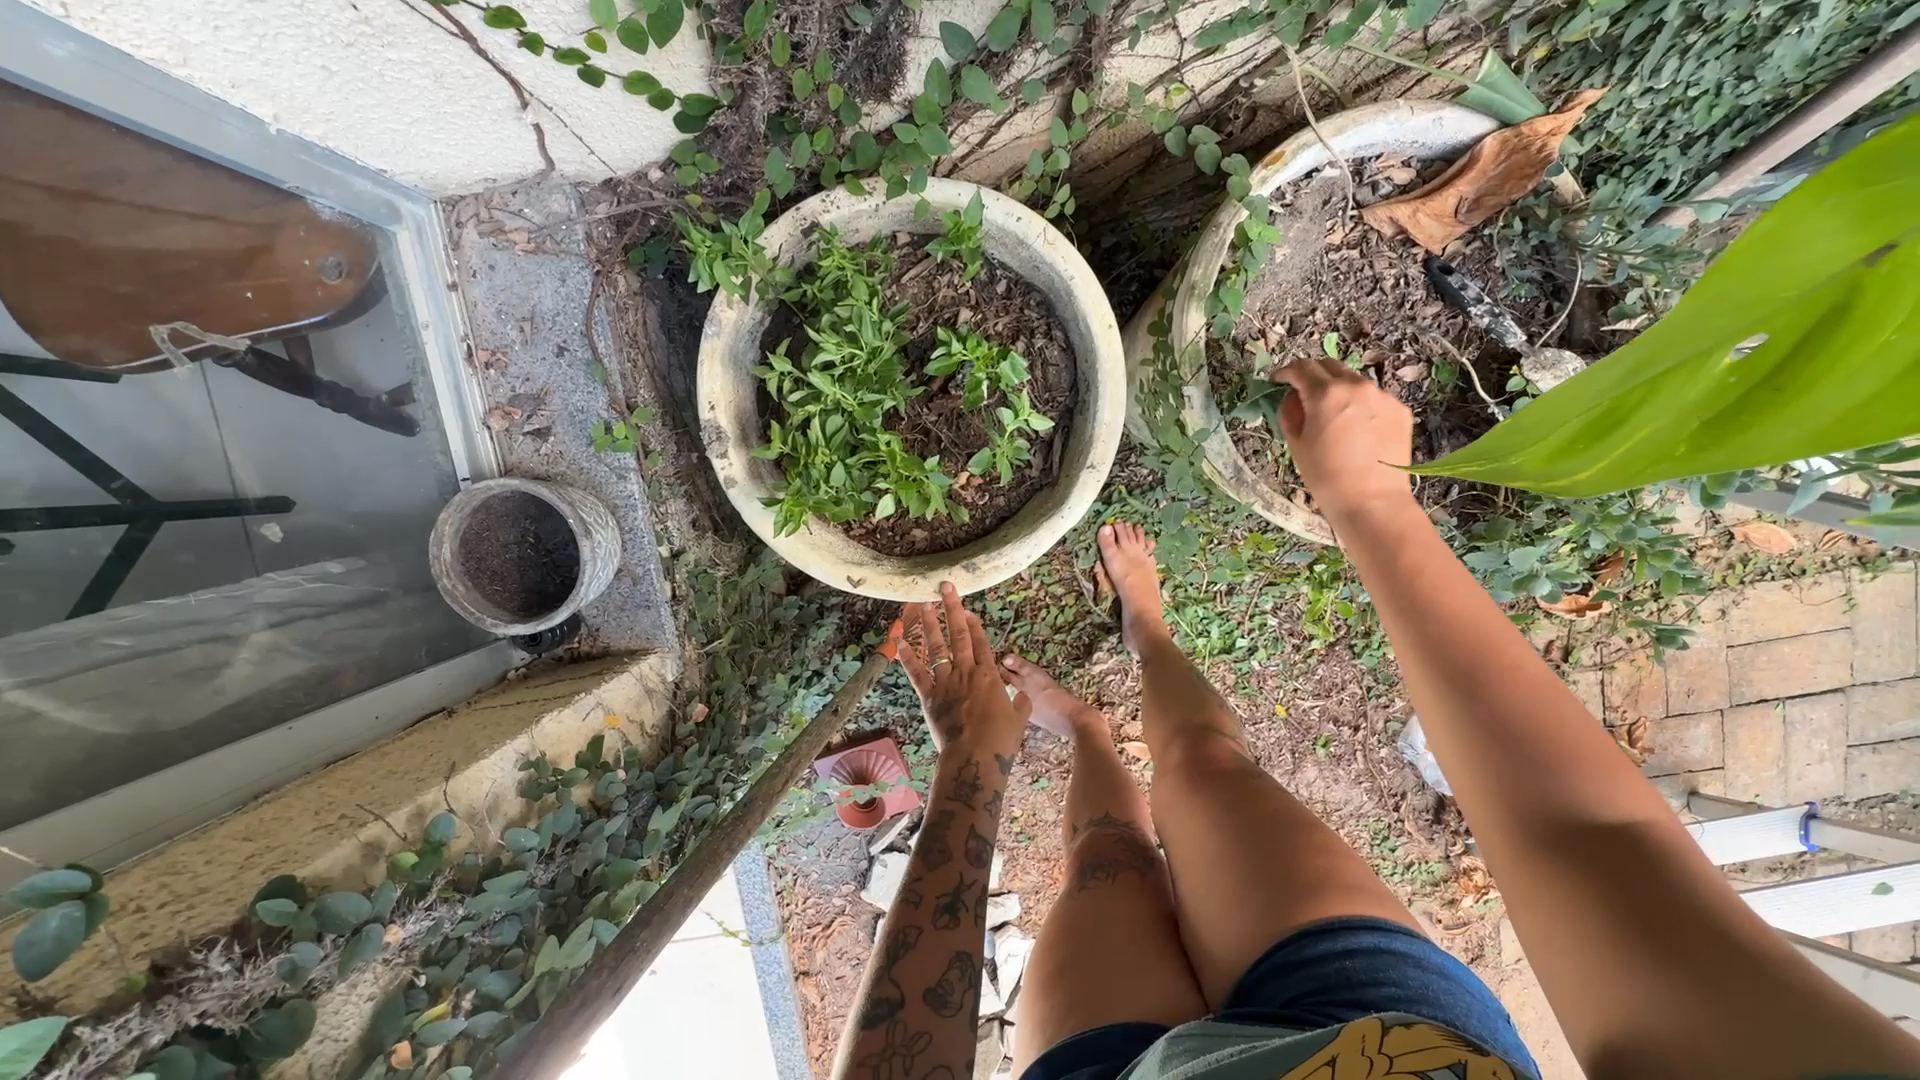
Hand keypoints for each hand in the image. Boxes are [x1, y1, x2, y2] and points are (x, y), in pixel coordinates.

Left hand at [893, 582, 1030, 753]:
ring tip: (923, 604)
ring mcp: (946, 682)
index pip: (981, 643)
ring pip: (936, 647)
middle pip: (959, 634)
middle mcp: (967, 672)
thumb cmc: (1000, 740)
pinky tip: (899, 640)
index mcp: (989, 676)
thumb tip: (1024, 697)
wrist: (975, 756)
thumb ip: (1020, 704)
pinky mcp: (929, 696)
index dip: (974, 625)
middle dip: (952, 608)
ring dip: (929, 624)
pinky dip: (907, 656)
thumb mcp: (1019, 720)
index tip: (968, 610)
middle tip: (946, 587)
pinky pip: (916, 671)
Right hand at [1276, 357, 1416, 522]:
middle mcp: (1357, 386)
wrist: (1372, 501)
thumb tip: (1292, 398)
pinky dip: (1360, 405)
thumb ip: (1290, 413)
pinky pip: (1374, 398)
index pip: (1301, 368)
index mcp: (1325, 394)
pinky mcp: (1400, 410)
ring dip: (1338, 389)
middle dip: (1313, 374)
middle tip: (1303, 392)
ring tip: (1332, 414)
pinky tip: (1356, 428)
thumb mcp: (1297, 445)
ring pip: (1354, 381)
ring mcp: (1382, 396)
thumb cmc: (1326, 476)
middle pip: (1330, 366)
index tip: (1278, 380)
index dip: (1286, 371)